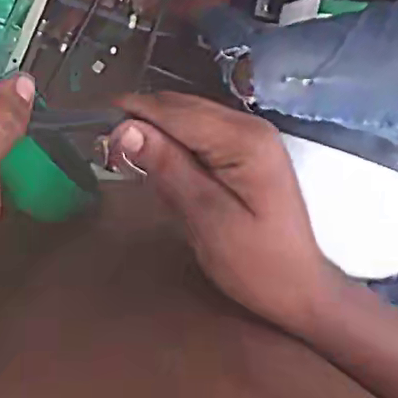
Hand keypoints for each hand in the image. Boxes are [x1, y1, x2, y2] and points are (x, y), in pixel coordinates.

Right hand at [109, 92, 341, 334]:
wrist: (301, 292)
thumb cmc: (257, 265)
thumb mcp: (207, 219)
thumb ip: (167, 168)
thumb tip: (124, 128)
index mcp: (245, 140)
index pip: (174, 111)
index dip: (133, 114)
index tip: (96, 127)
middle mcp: (248, 125)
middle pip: (178, 106)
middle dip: (139, 120)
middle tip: (107, 149)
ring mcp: (248, 133)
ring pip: (183, 113)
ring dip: (152, 129)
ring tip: (125, 156)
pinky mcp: (242, 146)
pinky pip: (194, 128)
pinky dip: (169, 139)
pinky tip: (156, 162)